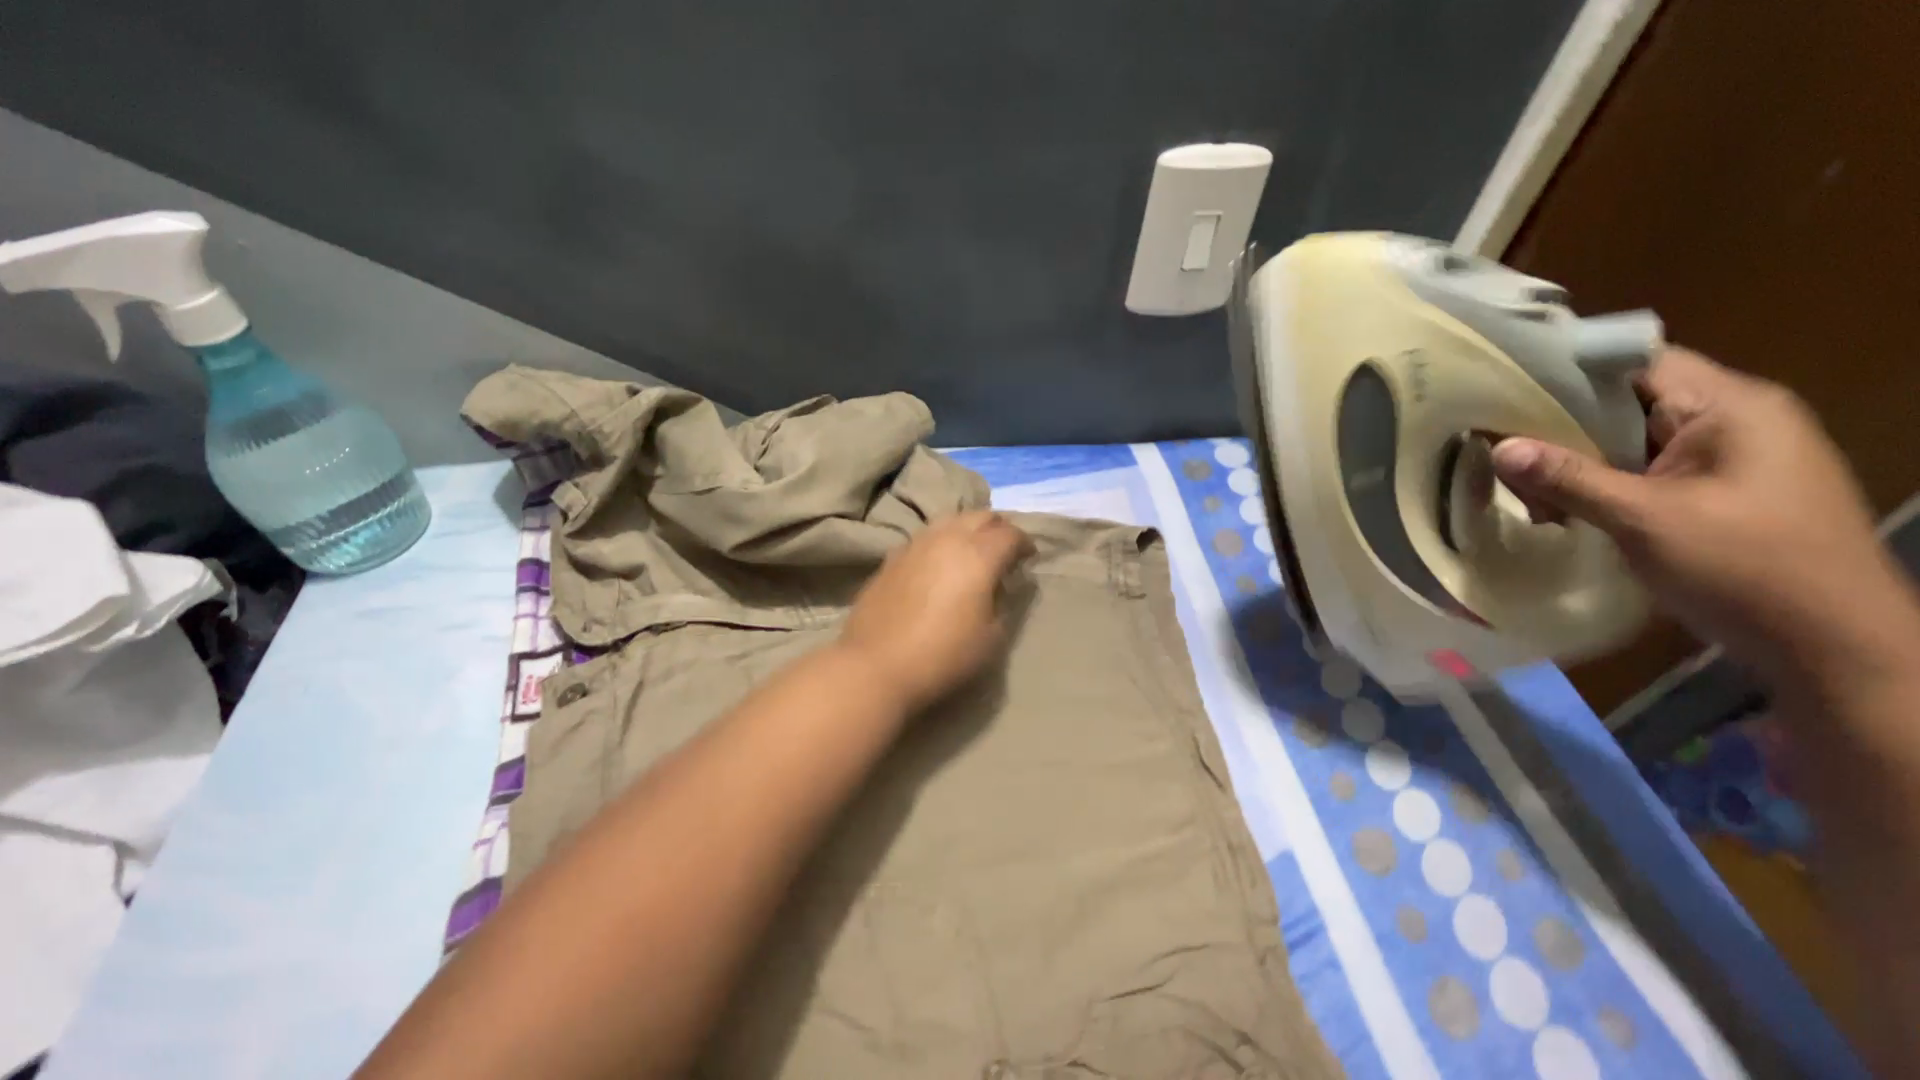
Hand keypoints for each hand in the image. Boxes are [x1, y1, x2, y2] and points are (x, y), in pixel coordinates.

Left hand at [837, 511, 1033, 712]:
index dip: (1025, 544)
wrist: (876, 665)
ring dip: (967, 530)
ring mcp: (915, 544)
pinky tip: (938, 565)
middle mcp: (947, 538)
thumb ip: (1004, 603)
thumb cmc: (943, 655)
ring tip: (971, 553)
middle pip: (980, 516)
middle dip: (998, 528)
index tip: (1029, 560)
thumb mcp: (992, 637)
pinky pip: (925, 537)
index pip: (1011, 534)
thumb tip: (1003, 585)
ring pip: (949, 520)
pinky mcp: (892, 557)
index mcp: (978, 555)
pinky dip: (940, 542)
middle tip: (1004, 551)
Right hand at [1491, 347, 1914, 682]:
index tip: (1507, 390)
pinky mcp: (1733, 494)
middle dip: (1568, 425)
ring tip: (1530, 488)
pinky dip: (1613, 484)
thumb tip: (1500, 447)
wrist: (1836, 648)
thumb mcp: (1645, 522)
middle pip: (1634, 399)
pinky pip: (1658, 471)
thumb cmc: (1746, 570)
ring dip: (1587, 461)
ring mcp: (1740, 458)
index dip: (1570, 370)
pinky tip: (1574, 509)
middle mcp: (1741, 418)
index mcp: (1731, 406)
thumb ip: (1570, 479)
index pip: (1637, 360)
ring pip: (1641, 439)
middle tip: (1505, 447)